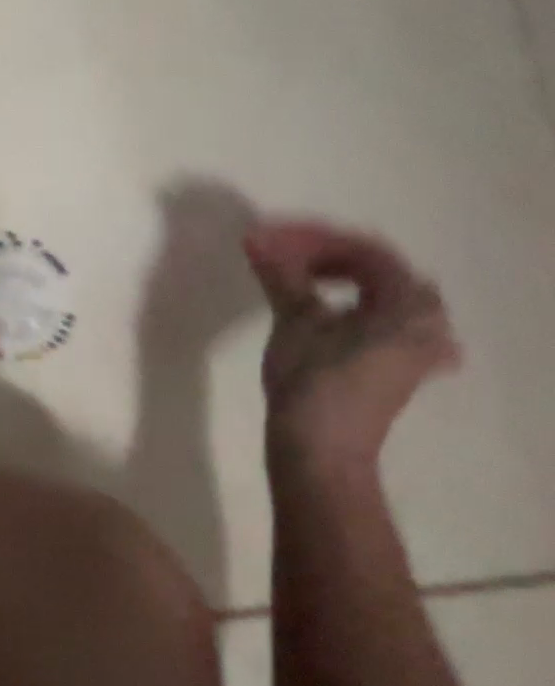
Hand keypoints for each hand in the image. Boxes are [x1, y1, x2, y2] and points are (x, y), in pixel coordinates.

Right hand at [244, 221, 460, 472]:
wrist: (320, 448)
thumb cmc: (313, 382)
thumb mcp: (296, 323)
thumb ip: (283, 276)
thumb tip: (258, 238)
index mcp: (412, 306)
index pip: (364, 252)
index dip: (312, 238)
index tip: (266, 237)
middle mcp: (426, 319)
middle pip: (375, 268)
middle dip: (321, 253)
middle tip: (272, 251)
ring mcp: (414, 343)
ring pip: (374, 291)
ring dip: (328, 275)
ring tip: (282, 272)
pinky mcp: (394, 361)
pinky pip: (372, 313)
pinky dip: (339, 299)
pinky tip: (308, 302)